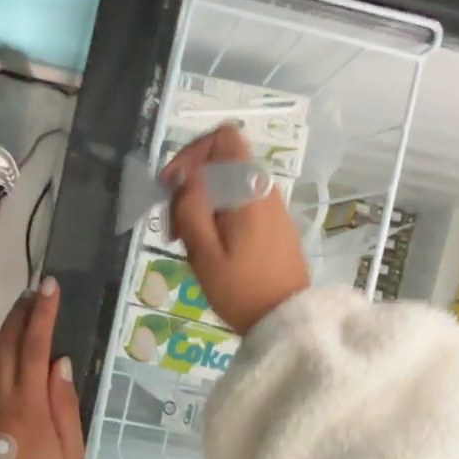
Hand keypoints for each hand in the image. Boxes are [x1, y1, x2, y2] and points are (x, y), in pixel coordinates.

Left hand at [0, 277, 84, 458]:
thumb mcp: (71, 452)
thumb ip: (64, 405)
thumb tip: (58, 362)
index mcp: (29, 403)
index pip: (36, 345)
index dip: (43, 312)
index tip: (50, 287)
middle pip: (7, 342)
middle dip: (22, 313)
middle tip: (33, 295)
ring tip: (14, 324)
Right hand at [164, 125, 310, 334]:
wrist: (287, 320)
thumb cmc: (241, 290)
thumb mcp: (204, 253)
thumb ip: (191, 208)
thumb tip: (185, 176)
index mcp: (247, 189)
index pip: (222, 138)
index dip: (190, 153)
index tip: (170, 187)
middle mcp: (263, 188)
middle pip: (220, 161)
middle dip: (190, 184)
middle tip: (173, 226)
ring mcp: (271, 204)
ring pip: (227, 183)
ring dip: (201, 202)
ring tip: (186, 241)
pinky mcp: (273, 222)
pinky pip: (238, 201)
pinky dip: (217, 213)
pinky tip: (207, 246)